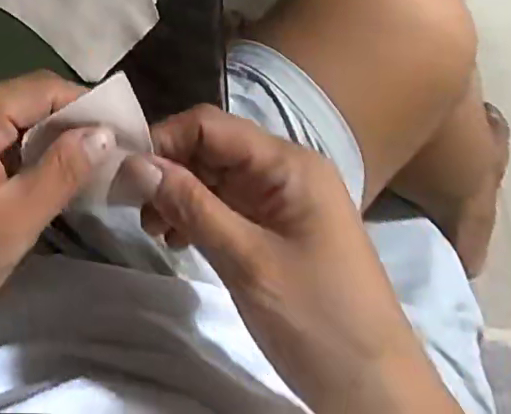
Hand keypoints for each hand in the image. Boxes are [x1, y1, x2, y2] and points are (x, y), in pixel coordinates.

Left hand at [0, 72, 109, 413]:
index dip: (88, 105)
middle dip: (71, 124)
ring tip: (94, 169)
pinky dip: (21, 152)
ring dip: (48, 140)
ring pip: (10, 118)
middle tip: (119, 157)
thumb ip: (59, 171)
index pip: (40, 88)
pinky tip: (50, 176)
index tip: (131, 133)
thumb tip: (104, 133)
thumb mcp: (12, 223)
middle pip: (25, 99)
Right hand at [123, 105, 457, 413]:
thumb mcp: (248, 261)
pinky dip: (189, 214)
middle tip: (133, 205)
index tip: (127, 172)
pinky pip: (218, 202)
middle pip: (205, 147)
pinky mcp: (272, 228)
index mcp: (289, 165)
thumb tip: (132, 162)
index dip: (163, 139)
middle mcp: (283, 171)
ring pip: (207, 174)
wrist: (383, 403)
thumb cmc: (321, 324)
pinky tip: (172, 239)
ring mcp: (278, 200)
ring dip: (173, 194)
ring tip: (153, 229)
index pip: (208, 125)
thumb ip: (189, 204)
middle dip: (165, 170)